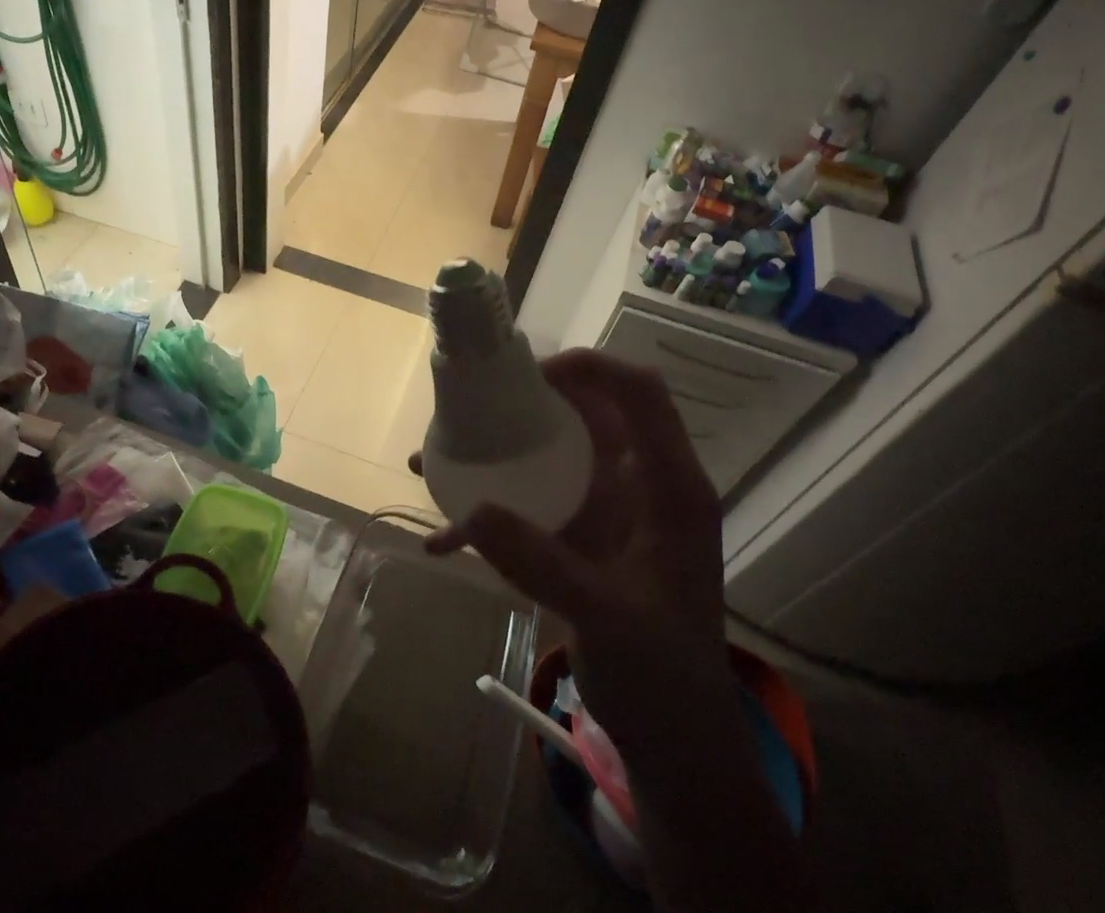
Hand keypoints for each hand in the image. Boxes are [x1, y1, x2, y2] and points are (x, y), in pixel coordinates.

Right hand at [413, 349, 727, 737]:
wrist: (670, 736)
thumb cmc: (662, 672)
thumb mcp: (607, 617)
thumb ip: (540, 562)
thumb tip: (468, 511)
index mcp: (670, 489)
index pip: (640, 396)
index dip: (592, 369)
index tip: (529, 373)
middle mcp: (639, 489)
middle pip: (586, 419)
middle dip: (527, 407)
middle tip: (468, 407)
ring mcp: (606, 518)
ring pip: (550, 461)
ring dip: (497, 458)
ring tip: (434, 457)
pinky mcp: (578, 547)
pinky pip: (530, 512)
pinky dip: (489, 519)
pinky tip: (443, 538)